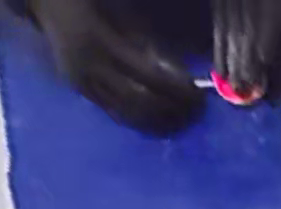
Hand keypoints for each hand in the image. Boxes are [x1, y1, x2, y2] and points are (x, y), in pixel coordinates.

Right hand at [24, 0, 206, 135]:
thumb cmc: (83, 0)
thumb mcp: (113, 11)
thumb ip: (143, 40)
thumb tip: (178, 72)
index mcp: (97, 40)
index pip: (148, 76)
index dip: (177, 90)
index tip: (198, 96)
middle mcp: (89, 67)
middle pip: (141, 102)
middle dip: (173, 112)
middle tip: (197, 114)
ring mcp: (83, 83)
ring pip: (130, 115)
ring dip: (162, 123)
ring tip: (186, 123)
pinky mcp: (81, 92)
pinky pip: (117, 115)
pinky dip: (144, 123)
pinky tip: (163, 125)